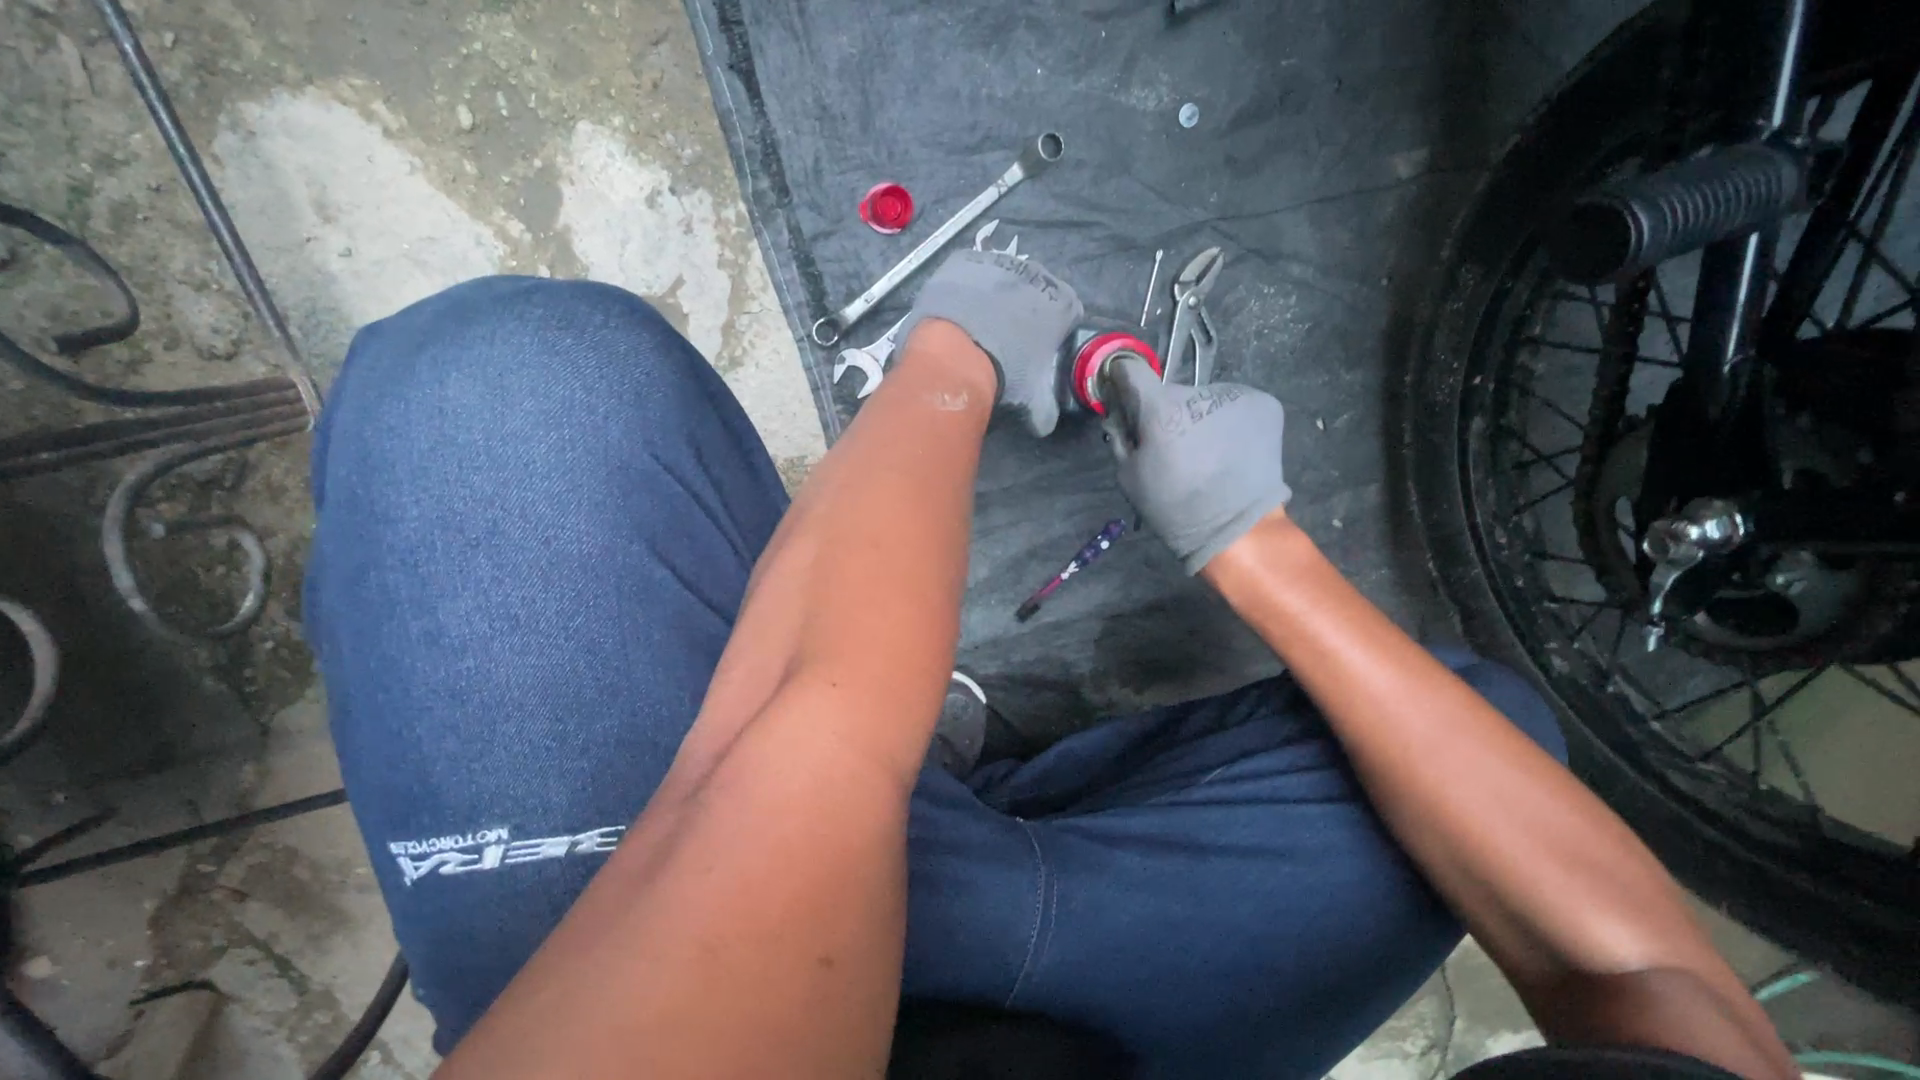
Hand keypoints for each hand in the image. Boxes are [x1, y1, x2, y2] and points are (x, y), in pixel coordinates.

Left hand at [902, 251, 1083, 436]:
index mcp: (1062, 304)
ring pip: (1000, 277)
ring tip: (975, 323)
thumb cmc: (1004, 376)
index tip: (1036, 346)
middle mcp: (1036, 274)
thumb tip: (1045, 423)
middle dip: (1021, 309)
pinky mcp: (964, 259)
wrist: (955, 356)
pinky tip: (954, 309)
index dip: (1051, 329)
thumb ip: (1046, 407)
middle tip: (1003, 336)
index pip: (1067, 311)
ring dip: (992, 294)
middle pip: (1033, 290)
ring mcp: (998, 262)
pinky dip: (963, 285)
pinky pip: (968, 270)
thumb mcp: (1034, 398)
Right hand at [1101, 355, 1291, 573]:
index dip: (1124, 379)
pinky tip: (1233, 450)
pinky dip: (1230, 422)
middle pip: (1173, 393)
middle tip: (1175, 447)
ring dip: (1202, 418)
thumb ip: (1120, 437)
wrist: (1239, 527)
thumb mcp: (1128, 477)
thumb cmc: (1174, 507)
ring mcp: (1237, 394)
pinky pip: (1235, 406)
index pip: (1132, 369)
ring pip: (1206, 400)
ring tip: (1209, 453)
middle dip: (1168, 413)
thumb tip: (1119, 413)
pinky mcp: (1265, 403)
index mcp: (1160, 408)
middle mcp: (1199, 390)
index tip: (1124, 392)